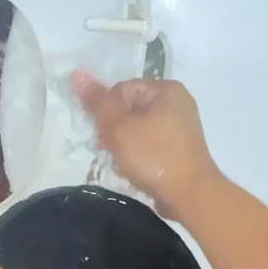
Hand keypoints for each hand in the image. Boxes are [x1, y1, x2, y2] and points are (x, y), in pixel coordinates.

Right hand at [72, 70, 224, 213]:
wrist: (189, 194)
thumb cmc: (153, 156)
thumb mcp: (119, 128)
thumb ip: (98, 102)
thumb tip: (77, 73)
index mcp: (165, 89)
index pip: (121, 89)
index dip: (105, 112)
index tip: (103, 136)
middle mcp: (177, 102)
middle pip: (129, 109)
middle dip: (114, 130)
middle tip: (110, 151)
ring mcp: (181, 126)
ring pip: (138, 128)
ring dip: (124, 144)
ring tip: (122, 163)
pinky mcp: (181, 148)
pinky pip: (151, 144)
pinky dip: (139, 154)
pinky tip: (135, 169)